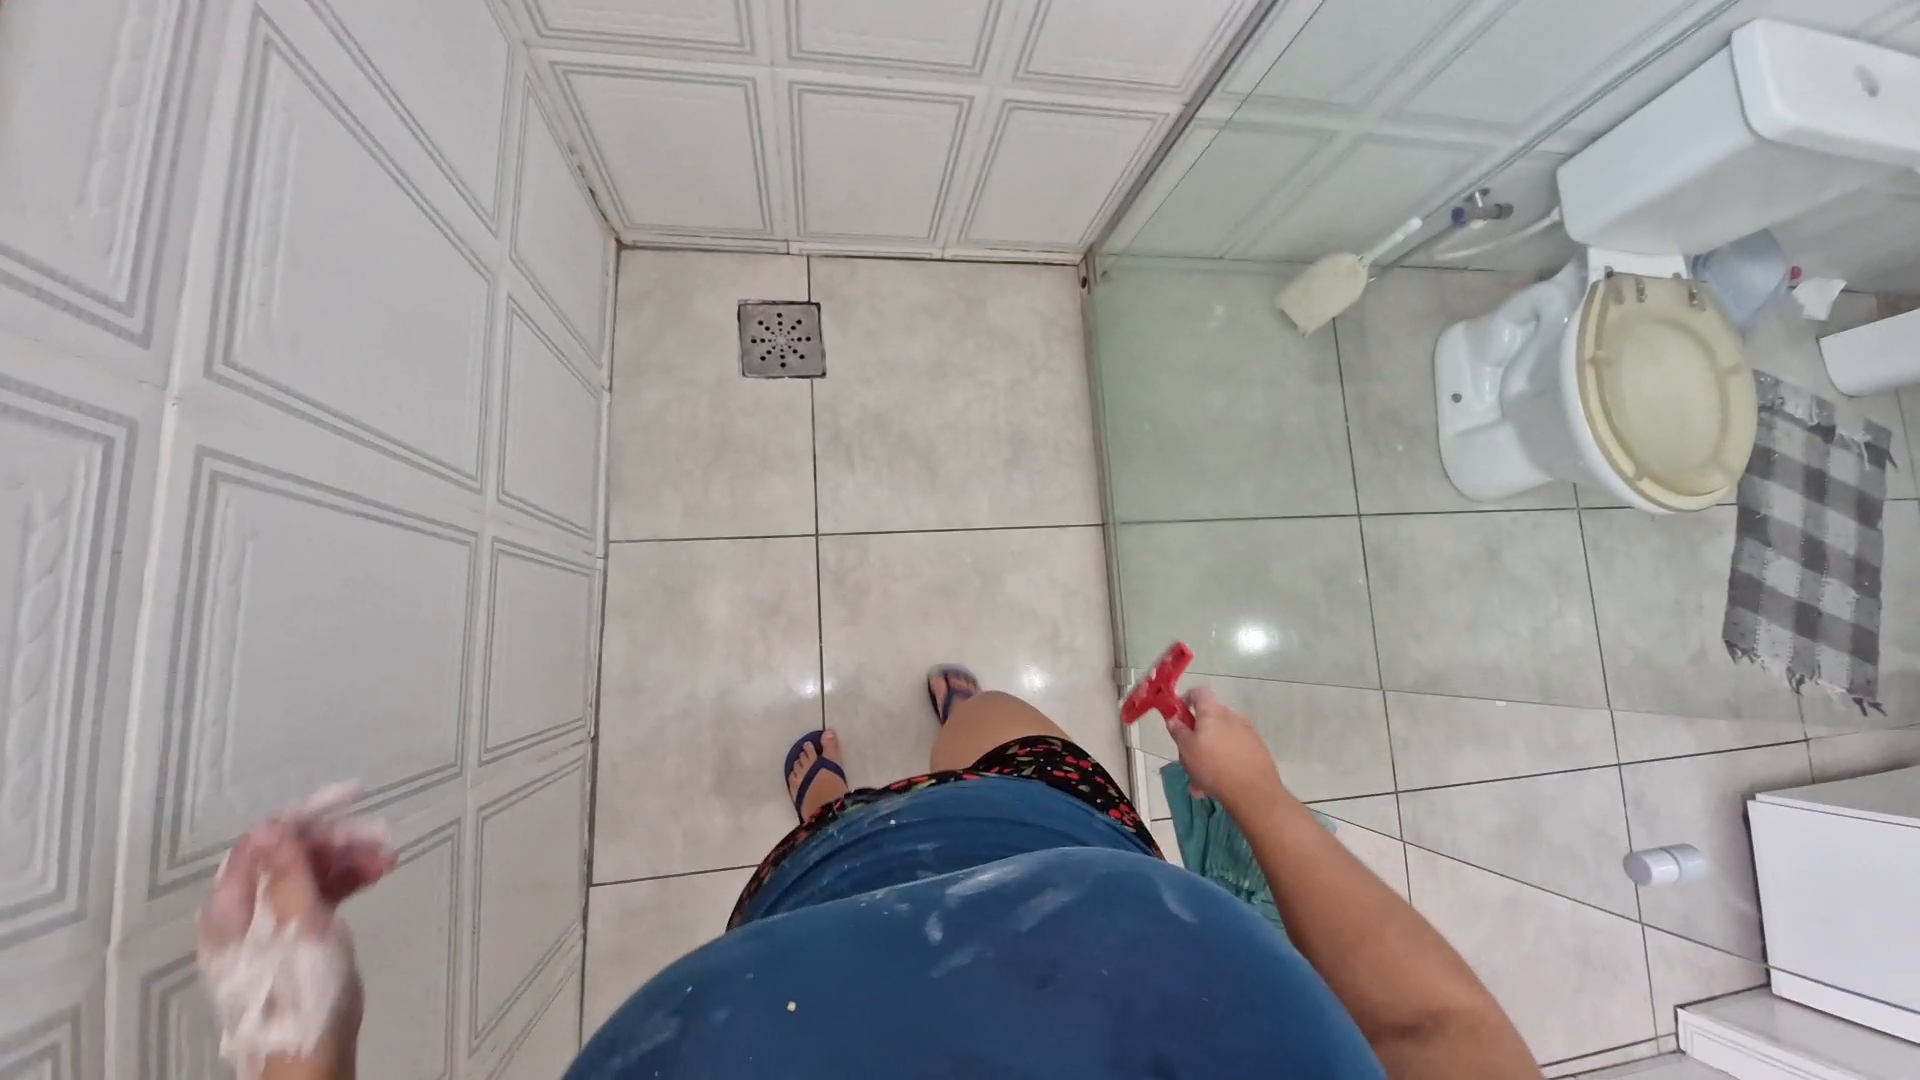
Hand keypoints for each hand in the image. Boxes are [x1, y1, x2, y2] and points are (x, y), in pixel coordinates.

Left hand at [197, 790, 395, 1079]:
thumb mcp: (296, 926)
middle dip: (340, 837)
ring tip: (390, 856)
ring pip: (312, 868)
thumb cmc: (300, 986)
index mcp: (234, 908)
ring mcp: (274, 922)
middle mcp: (247, 909)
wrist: (311, 1048)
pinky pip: (324, 889)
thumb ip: (284, 876)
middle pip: (292, 853)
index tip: (356, 797)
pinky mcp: (300, 933)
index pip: (263, 841)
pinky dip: (352, 875)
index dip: (307, 814)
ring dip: (352, 855)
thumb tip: (274, 826)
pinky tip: (381, 872)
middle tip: (384, 834)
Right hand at [1165, 686, 1288, 812]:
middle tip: (1190, 755)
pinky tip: (1220, 781)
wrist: (1254, 791)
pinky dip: (1226, 759)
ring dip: (1212, 750)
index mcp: (1212, 713)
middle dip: (1199, 732)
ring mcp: (1248, 732)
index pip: (1199, 692)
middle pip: (1211, 717)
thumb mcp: (1186, 749)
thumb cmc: (1213, 766)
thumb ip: (1178, 731)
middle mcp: (1232, 717)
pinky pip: (1235, 749)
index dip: (1187, 698)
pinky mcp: (1259, 749)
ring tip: (1204, 777)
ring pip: (1222, 736)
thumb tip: (1174, 718)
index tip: (1180, 714)